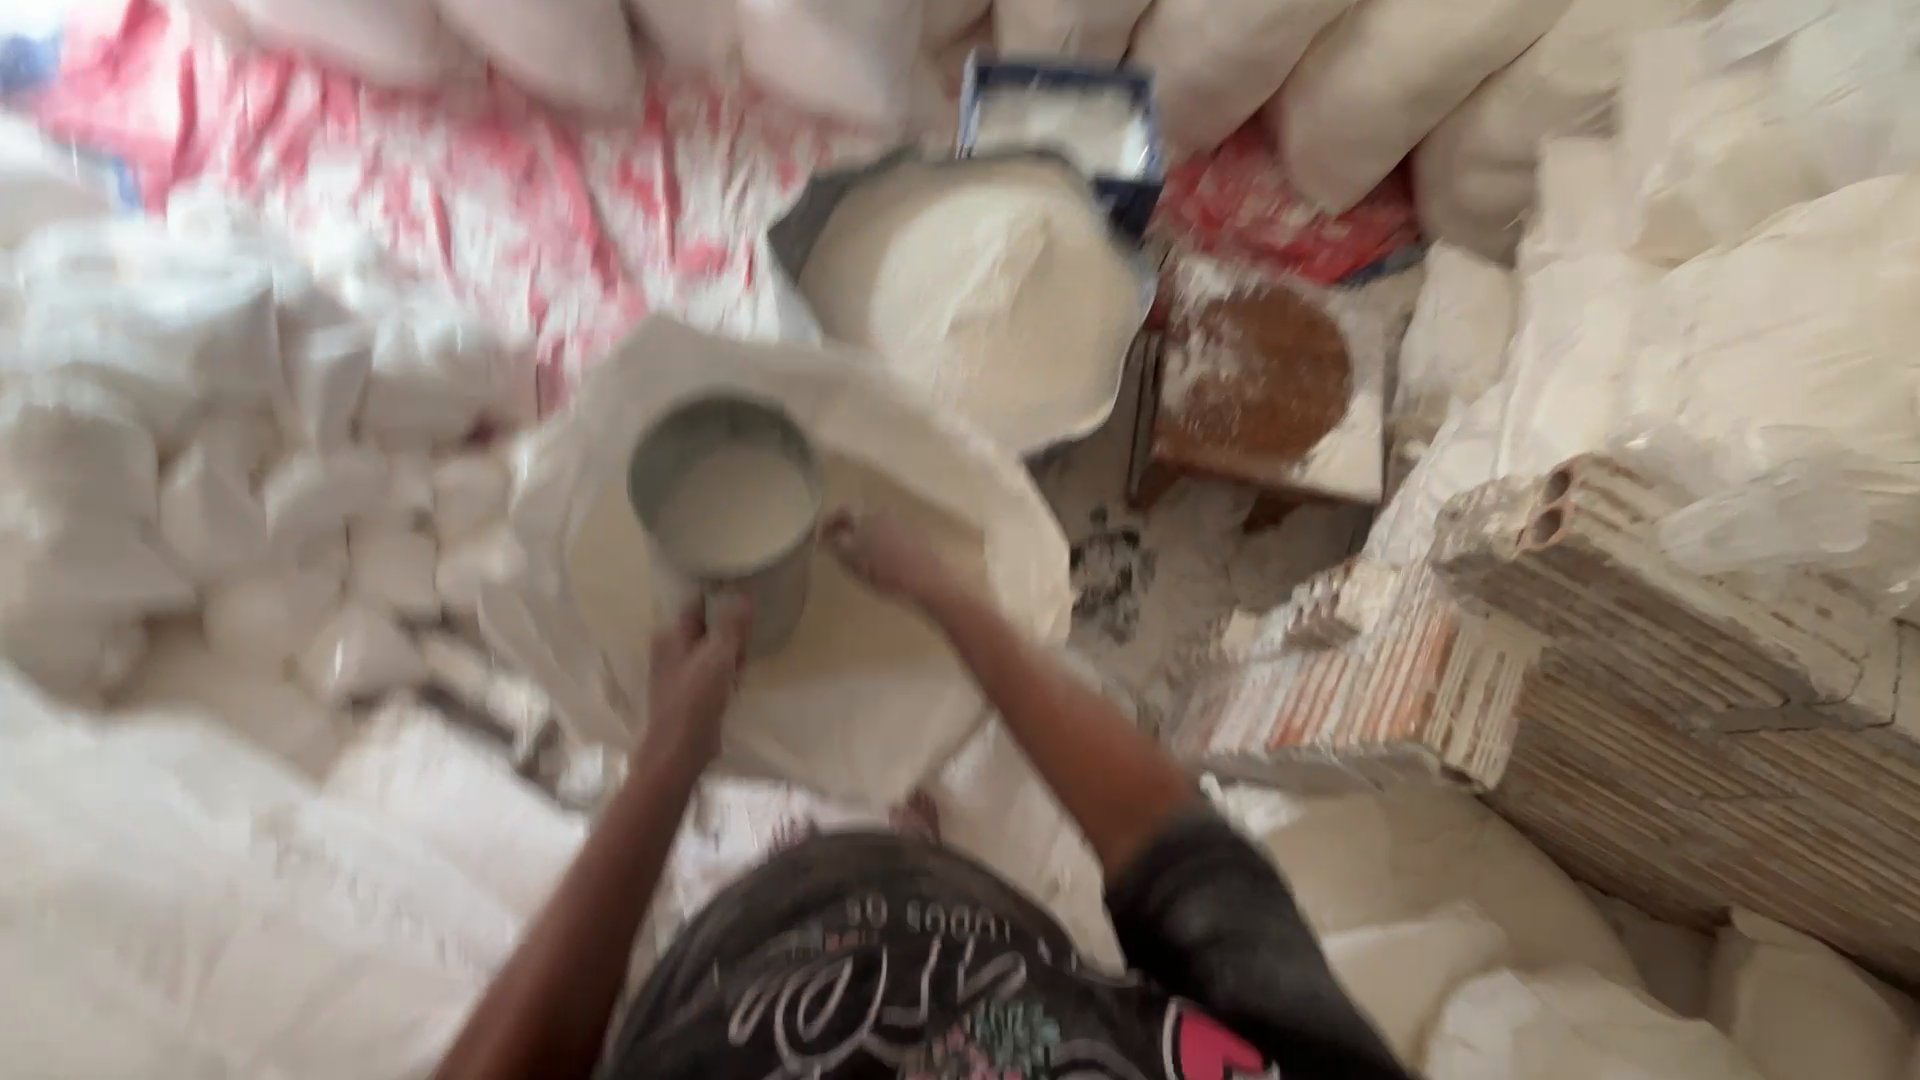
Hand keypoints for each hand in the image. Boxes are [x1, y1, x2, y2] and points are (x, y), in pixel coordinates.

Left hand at [643, 595, 751, 768]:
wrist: (677, 753)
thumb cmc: (695, 701)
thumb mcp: (718, 657)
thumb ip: (732, 624)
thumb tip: (743, 593)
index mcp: (671, 634)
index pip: (700, 603)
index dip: (724, 601)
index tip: (747, 605)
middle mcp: (671, 648)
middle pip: (711, 627)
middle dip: (732, 637)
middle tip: (743, 651)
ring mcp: (679, 671)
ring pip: (715, 650)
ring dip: (732, 657)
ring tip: (739, 673)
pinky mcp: (690, 691)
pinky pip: (715, 671)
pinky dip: (727, 675)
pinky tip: (734, 687)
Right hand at [822, 508, 958, 608]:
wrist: (925, 577)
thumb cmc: (884, 570)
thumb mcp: (852, 560)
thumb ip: (836, 546)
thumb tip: (826, 537)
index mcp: (864, 518)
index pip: (841, 513)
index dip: (828, 524)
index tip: (820, 536)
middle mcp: (883, 515)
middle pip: (860, 518)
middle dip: (848, 530)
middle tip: (840, 546)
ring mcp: (901, 524)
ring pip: (877, 526)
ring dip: (866, 537)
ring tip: (861, 556)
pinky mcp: (916, 537)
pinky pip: (892, 536)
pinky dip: (882, 544)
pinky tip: (883, 560)